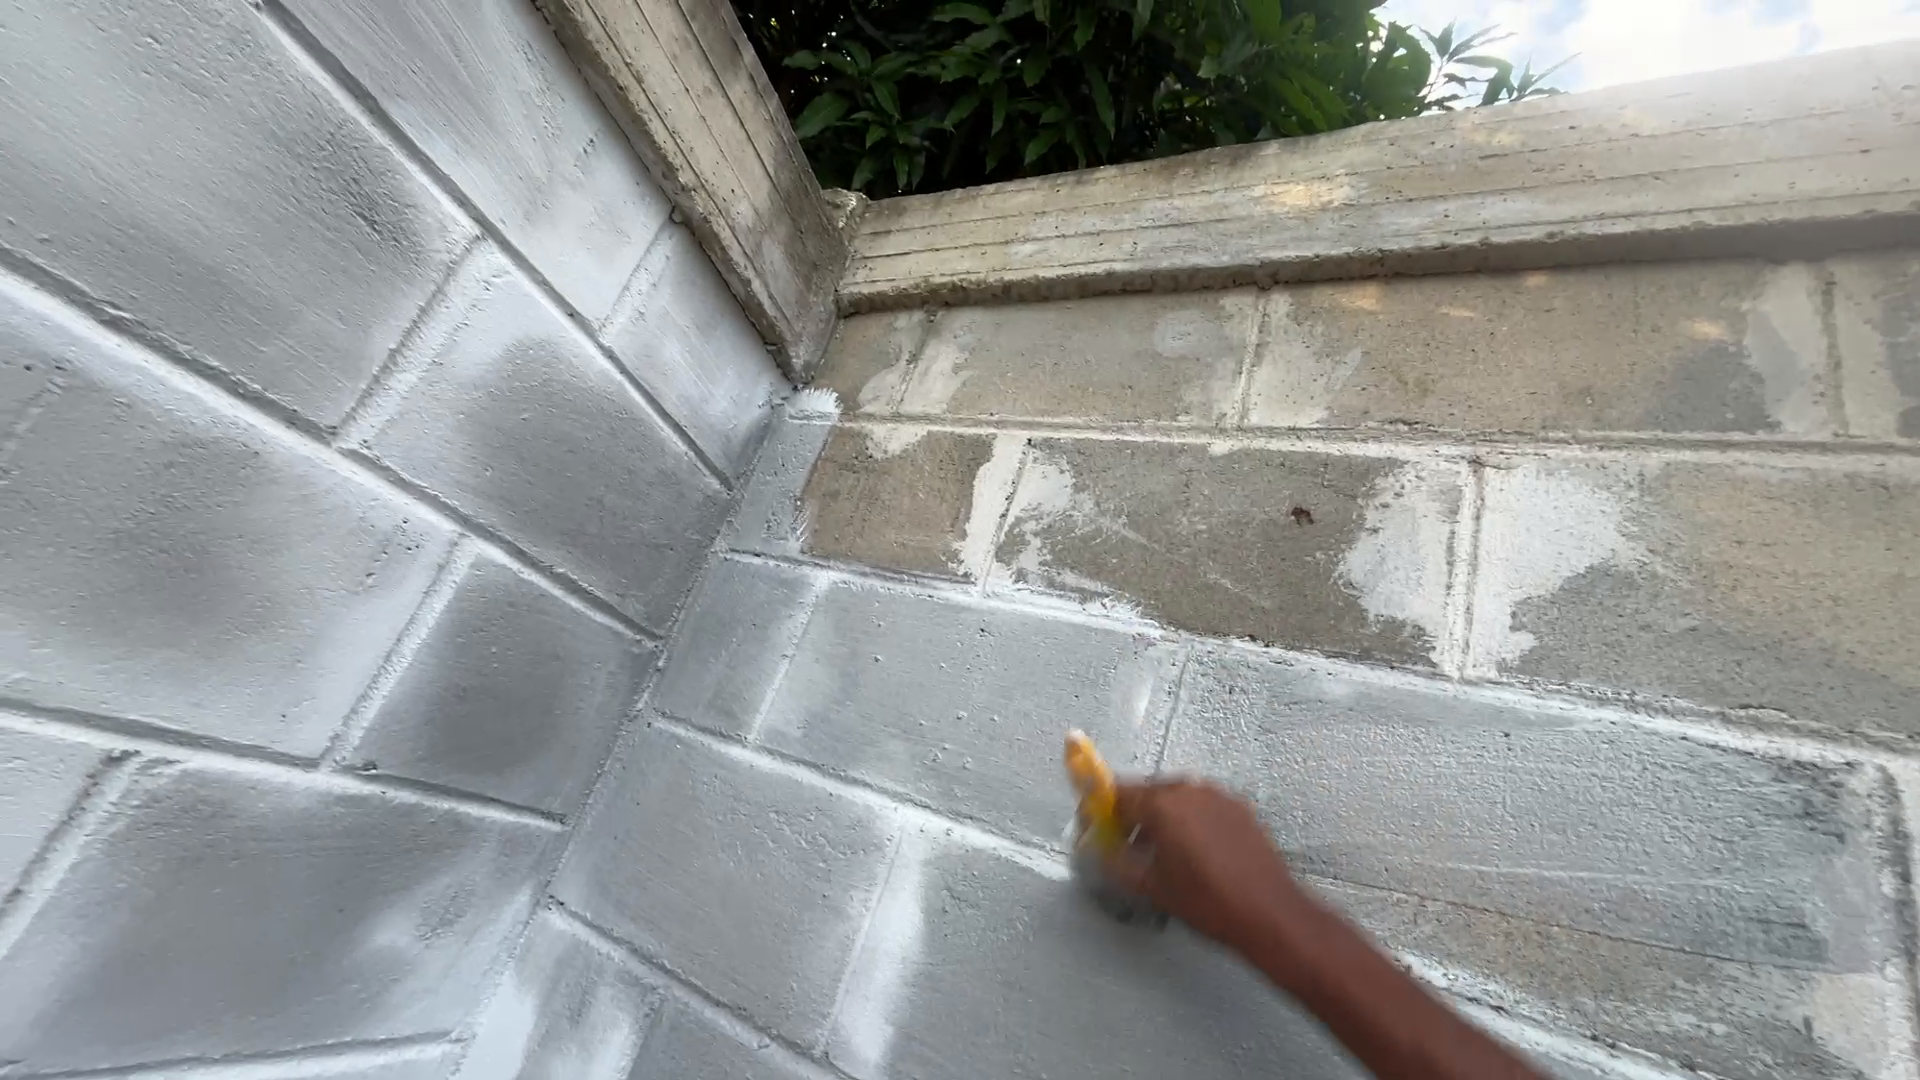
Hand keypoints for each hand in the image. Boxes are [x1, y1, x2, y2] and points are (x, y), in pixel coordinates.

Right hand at [1105, 779, 1302, 949]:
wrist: (1271, 915)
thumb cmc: (1210, 902)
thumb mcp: (1152, 887)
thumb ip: (1116, 863)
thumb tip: (1098, 852)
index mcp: (1162, 803)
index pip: (1117, 792)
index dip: (1100, 808)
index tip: (1095, 823)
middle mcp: (1189, 790)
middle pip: (1147, 792)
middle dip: (1132, 815)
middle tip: (1126, 843)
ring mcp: (1217, 795)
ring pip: (1176, 798)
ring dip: (1162, 817)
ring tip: (1162, 852)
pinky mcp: (1239, 807)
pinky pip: (1201, 805)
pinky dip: (1190, 820)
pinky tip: (1194, 851)